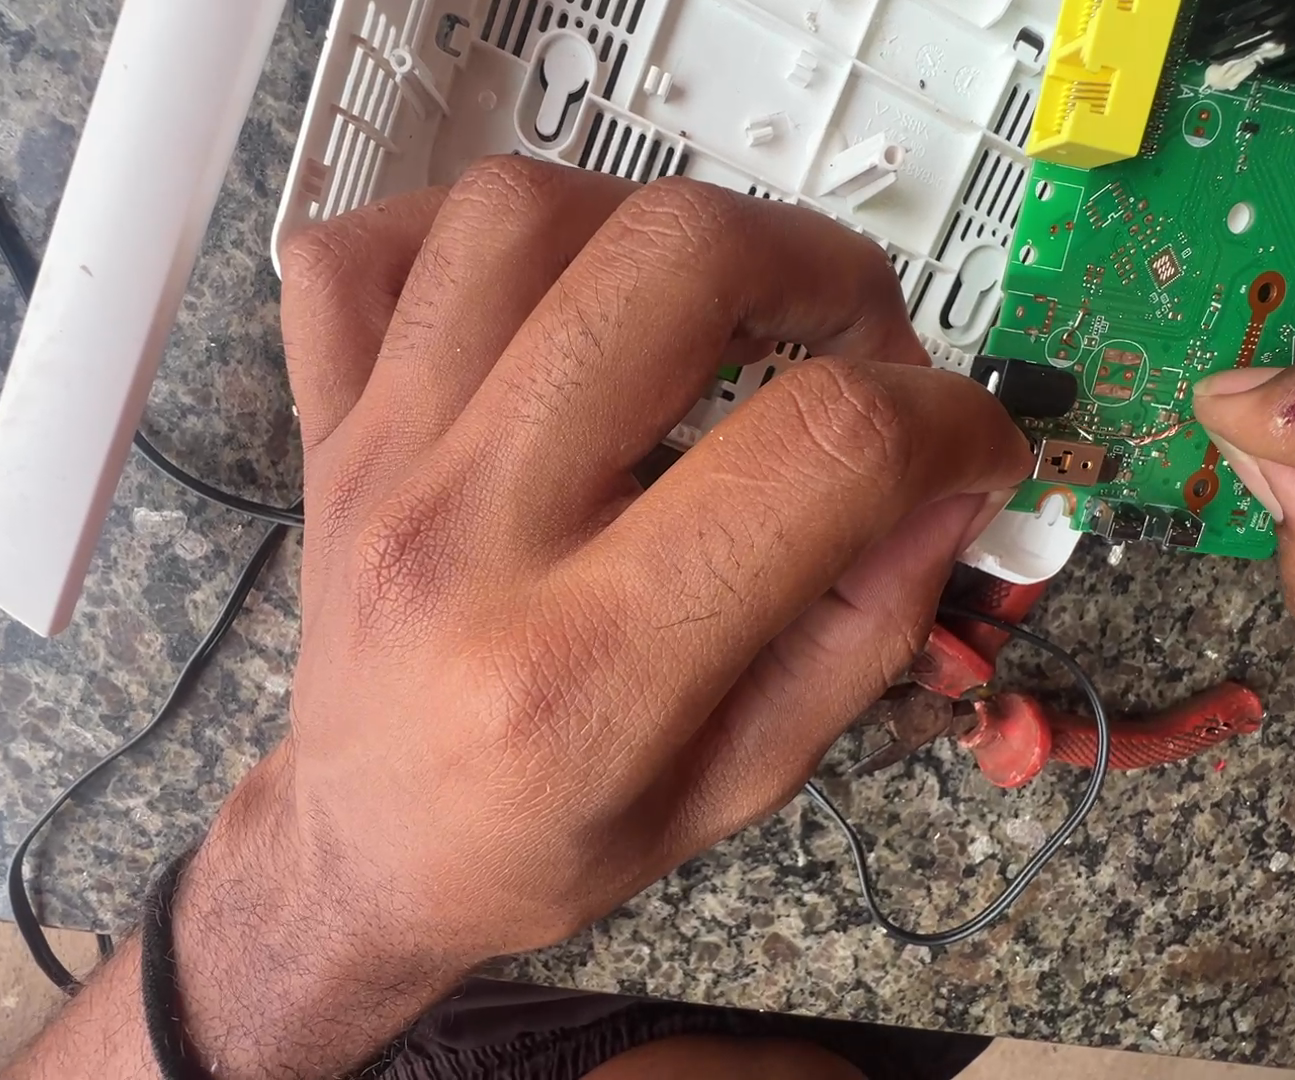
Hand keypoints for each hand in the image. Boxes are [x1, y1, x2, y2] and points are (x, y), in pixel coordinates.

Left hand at [276, 159, 1029, 959]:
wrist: (369, 853)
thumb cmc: (545, 844)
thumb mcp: (739, 784)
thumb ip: (864, 634)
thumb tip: (948, 486)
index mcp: (588, 667)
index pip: (819, 454)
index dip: (943, 420)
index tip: (966, 444)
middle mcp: (471, 533)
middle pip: (675, 266)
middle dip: (820, 268)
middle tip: (854, 338)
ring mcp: (379, 460)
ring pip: (523, 214)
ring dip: (663, 225)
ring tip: (715, 303)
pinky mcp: (328, 429)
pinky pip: (361, 252)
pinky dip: (467, 230)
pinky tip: (545, 293)